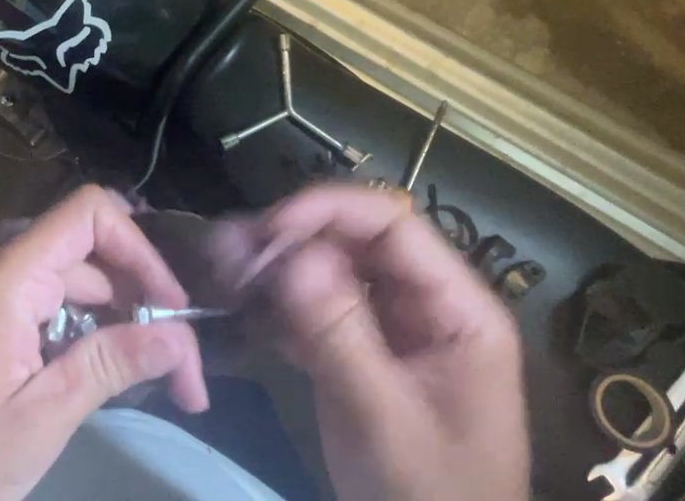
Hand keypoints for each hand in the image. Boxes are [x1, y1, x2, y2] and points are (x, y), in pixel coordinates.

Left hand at [0, 186, 209, 500]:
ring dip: (118, 318)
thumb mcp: (42, 416)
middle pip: (86, 249)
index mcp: (8, 275)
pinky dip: (84, 329)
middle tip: (180, 365)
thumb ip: (109, 364)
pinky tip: (107, 372)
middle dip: (140, 295)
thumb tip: (179, 338)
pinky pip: (47, 302)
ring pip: (71, 279)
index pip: (87, 213)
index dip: (139, 248)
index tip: (172, 308)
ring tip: (160, 375)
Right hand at [248, 186, 527, 500]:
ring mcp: (393, 326)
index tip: (269, 229)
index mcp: (457, 309)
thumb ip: (340, 334)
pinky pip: (319, 304)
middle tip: (232, 250)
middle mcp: (426, 303)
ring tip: (227, 269)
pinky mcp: (363, 349)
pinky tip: (245, 305)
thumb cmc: (429, 495)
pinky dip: (280, 301)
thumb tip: (292, 254)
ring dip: (278, 265)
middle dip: (293, 237)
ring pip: (331, 267)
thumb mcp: (384, 418)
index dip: (329, 212)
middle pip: (355, 239)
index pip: (392, 225)